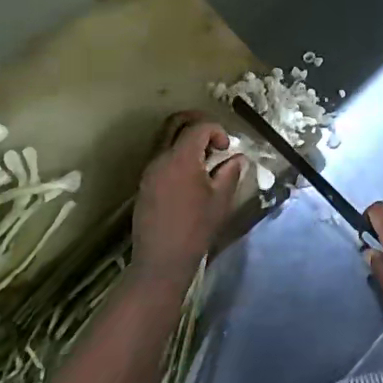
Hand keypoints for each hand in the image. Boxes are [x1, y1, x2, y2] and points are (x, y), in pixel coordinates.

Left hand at [132, 112, 245, 279]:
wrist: (162, 259)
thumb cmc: (196, 229)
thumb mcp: (221, 200)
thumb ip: (230, 172)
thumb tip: (238, 157)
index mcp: (181, 158)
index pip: (198, 127)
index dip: (216, 130)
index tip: (227, 148)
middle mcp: (160, 157)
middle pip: (174, 123)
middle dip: (196, 123)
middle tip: (213, 137)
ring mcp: (149, 170)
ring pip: (164, 139)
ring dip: (184, 139)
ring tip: (204, 158)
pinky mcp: (144, 183)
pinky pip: (159, 156)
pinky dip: (175, 154)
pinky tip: (190, 174)